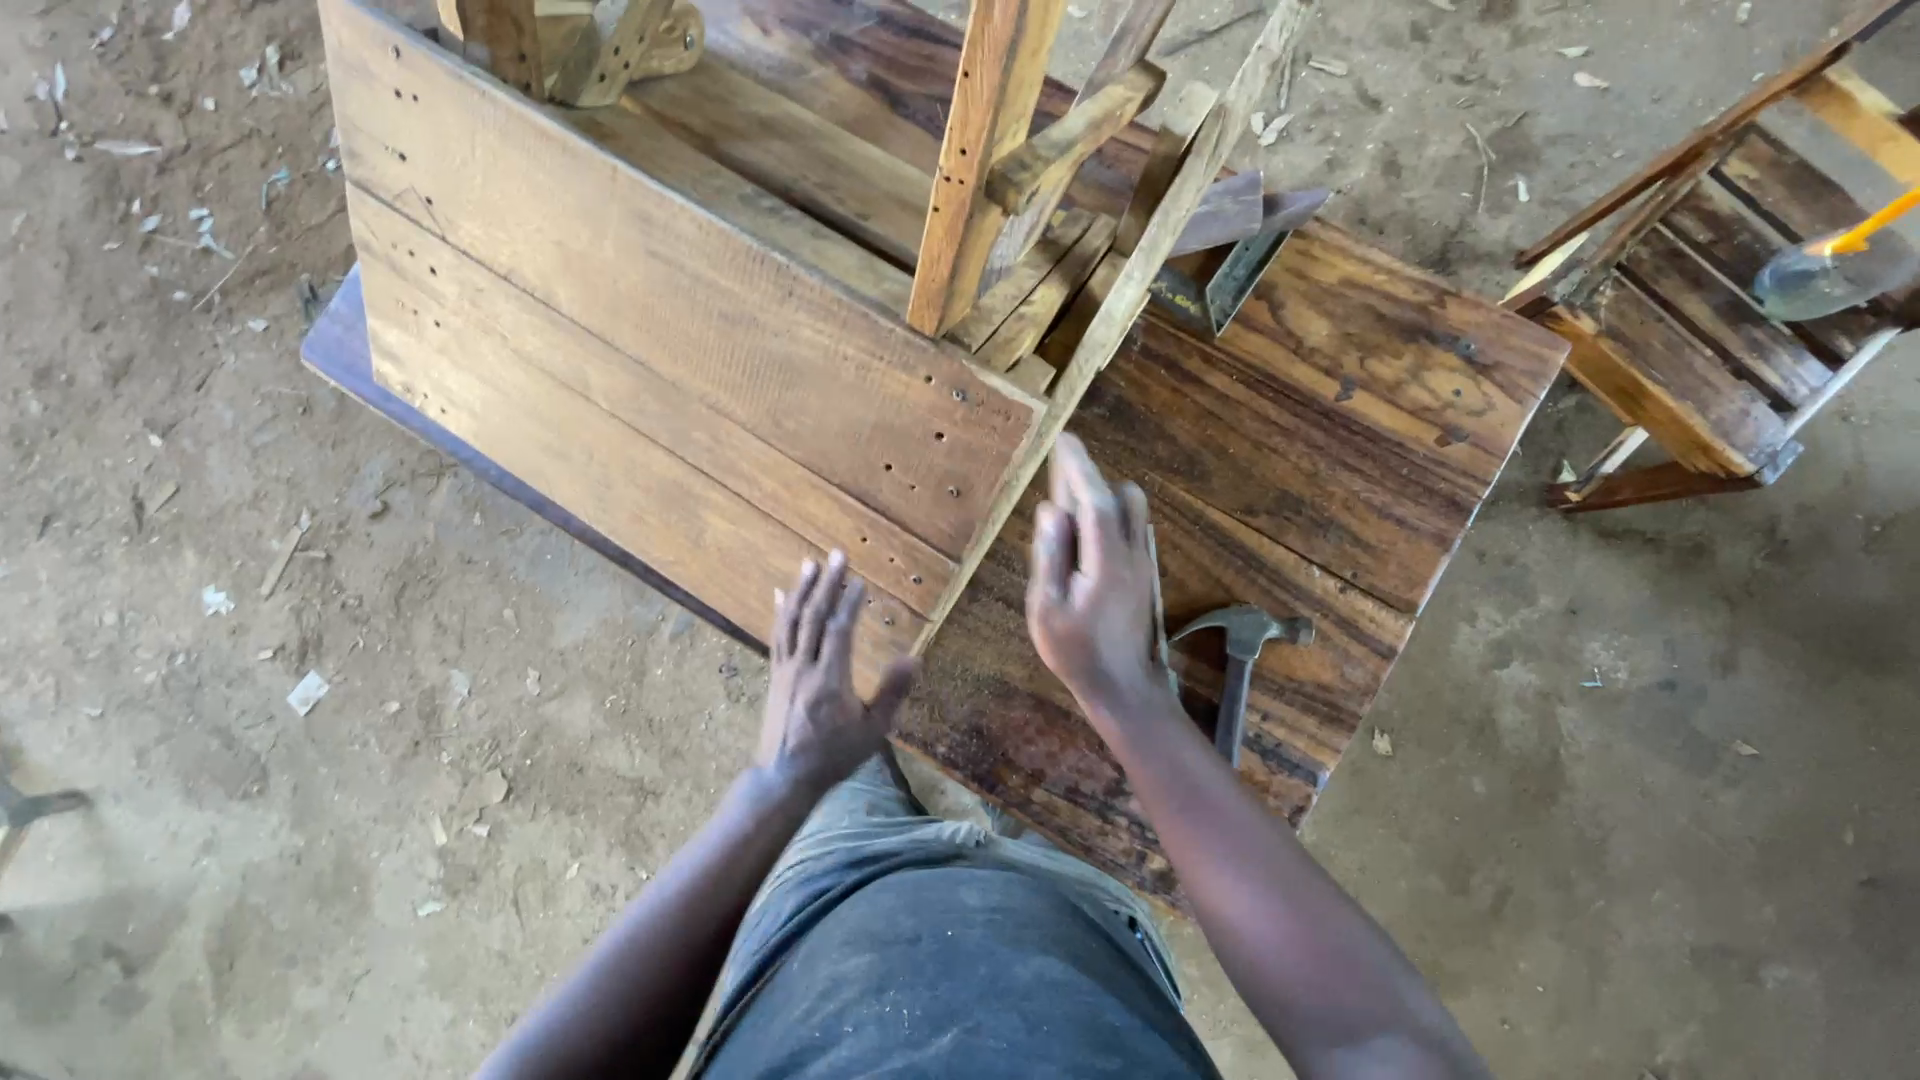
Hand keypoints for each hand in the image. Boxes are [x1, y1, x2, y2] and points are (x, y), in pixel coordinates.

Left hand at [756, 551, 916, 798]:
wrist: (784, 777)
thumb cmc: (834, 755)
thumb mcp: (873, 730)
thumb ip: (892, 692)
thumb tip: (914, 658)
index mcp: (830, 680)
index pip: (840, 630)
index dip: (850, 603)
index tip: (861, 582)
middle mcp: (803, 668)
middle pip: (814, 616)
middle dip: (827, 583)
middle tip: (838, 555)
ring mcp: (785, 669)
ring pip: (792, 621)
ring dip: (802, 590)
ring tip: (811, 563)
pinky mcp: (774, 674)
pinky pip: (776, 635)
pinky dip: (780, 611)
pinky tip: (781, 594)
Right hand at [1026, 433, 1169, 717]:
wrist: (1121, 686)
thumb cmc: (1076, 652)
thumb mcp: (1047, 609)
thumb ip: (1050, 557)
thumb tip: (1051, 511)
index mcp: (1106, 561)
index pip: (1095, 501)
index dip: (1080, 467)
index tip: (1064, 439)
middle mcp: (1132, 554)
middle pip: (1120, 498)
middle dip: (1089, 478)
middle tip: (1057, 472)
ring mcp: (1143, 563)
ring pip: (1132, 510)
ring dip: (1103, 497)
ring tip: (1068, 508)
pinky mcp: (1144, 572)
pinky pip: (1132, 527)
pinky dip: (1110, 515)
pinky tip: (1084, 536)